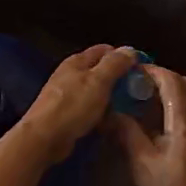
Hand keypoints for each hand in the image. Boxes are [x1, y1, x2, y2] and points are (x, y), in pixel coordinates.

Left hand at [17, 45, 139, 162]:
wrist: (44, 136)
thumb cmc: (73, 105)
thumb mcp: (98, 81)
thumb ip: (114, 64)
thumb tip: (129, 49)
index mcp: (77, 61)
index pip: (105, 50)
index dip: (123, 57)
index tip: (140, 70)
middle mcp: (71, 73)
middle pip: (99, 70)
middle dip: (118, 78)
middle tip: (138, 91)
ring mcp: (67, 93)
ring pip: (95, 90)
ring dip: (110, 96)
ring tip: (130, 106)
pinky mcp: (66, 112)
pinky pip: (89, 106)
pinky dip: (100, 110)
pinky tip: (111, 120)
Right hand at [108, 65, 185, 185]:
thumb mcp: (141, 162)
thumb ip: (127, 131)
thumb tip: (110, 111)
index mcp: (185, 124)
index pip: (174, 83)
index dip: (154, 71)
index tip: (133, 71)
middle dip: (167, 78)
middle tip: (142, 85)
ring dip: (172, 92)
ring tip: (145, 100)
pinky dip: (175, 106)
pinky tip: (154, 121)